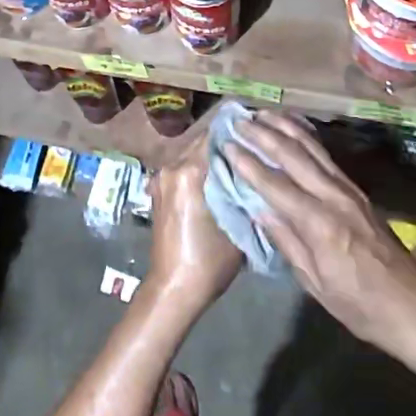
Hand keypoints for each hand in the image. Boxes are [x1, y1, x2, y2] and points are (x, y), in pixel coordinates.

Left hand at [147, 145, 242, 310]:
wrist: (174, 285)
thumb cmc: (209, 260)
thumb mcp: (238, 225)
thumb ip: (243, 192)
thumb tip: (255, 173)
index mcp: (189, 172)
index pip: (213, 137)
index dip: (235, 132)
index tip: (257, 131)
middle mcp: (171, 167)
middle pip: (201, 143)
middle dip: (225, 143)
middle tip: (252, 146)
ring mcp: (160, 177)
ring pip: (190, 154)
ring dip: (211, 156)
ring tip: (238, 161)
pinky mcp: (158, 188)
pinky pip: (181, 168)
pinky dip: (198, 168)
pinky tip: (217, 178)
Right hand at [226, 111, 415, 355]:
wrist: (415, 310)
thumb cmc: (359, 305)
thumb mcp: (315, 282)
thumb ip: (285, 241)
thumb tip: (256, 209)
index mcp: (319, 225)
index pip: (274, 185)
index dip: (248, 164)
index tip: (226, 145)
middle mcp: (334, 199)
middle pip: (293, 156)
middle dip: (263, 135)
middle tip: (238, 120)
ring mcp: (349, 191)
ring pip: (312, 149)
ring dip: (285, 128)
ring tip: (262, 113)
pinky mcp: (358, 191)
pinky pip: (326, 156)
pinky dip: (306, 137)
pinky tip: (294, 128)